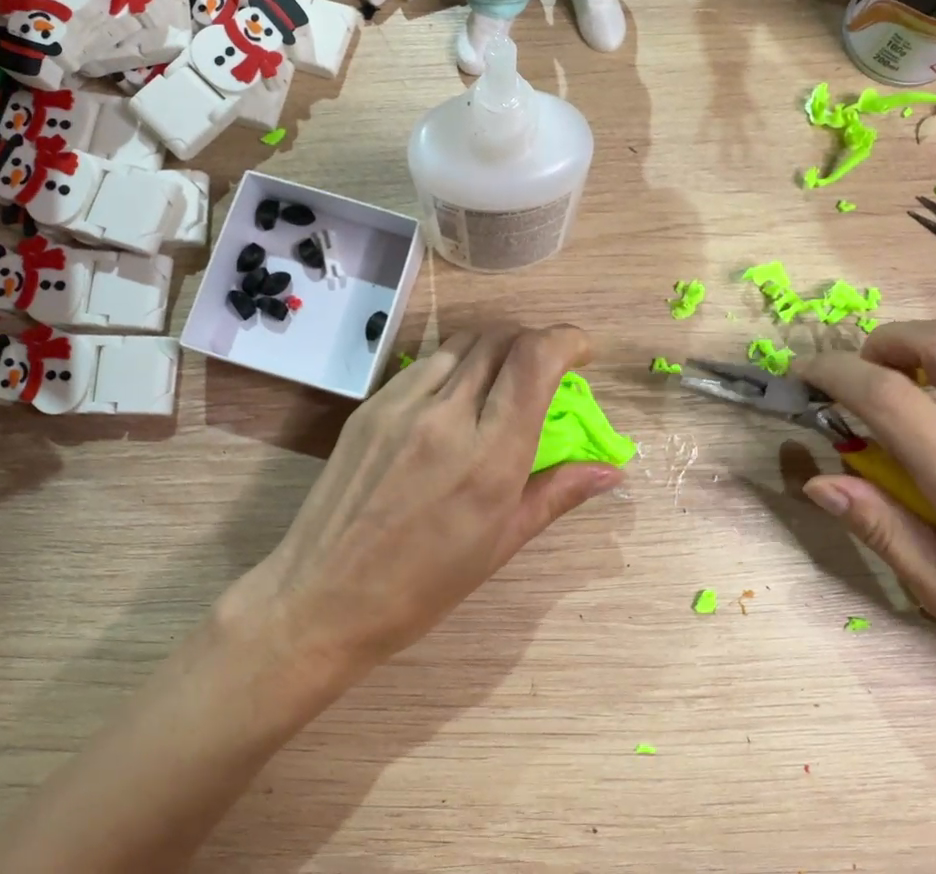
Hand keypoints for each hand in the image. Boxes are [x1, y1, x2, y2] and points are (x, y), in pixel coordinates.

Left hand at [236, 324, 623, 678]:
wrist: (323, 597)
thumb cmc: (423, 586)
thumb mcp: (500, 543)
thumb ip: (557, 493)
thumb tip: (612, 470)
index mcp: (489, 457)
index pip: (534, 359)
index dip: (567, 339)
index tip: (581, 353)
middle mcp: (446, 416)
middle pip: (500, 338)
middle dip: (533, 341)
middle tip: (545, 371)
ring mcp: (400, 406)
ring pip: (461, 343)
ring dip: (493, 349)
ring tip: (500, 383)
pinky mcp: (370, 407)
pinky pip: (424, 365)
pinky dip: (453, 367)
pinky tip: (453, 402)